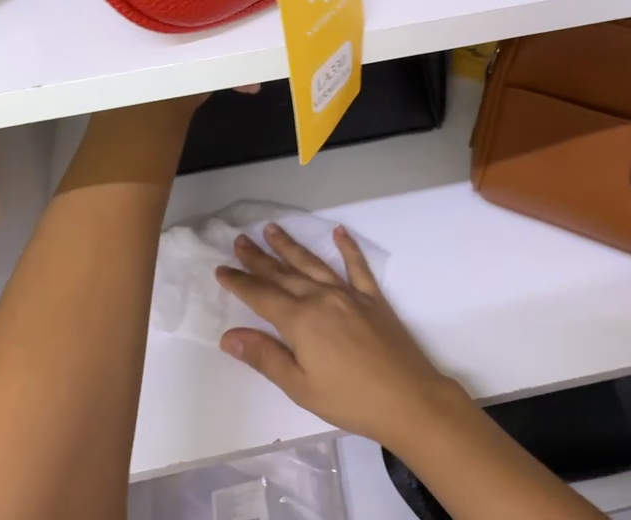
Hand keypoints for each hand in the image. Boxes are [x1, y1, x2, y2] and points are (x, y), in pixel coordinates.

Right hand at [216, 224, 467, 444]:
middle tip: (240, 240)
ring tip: (272, 229)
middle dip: (259, 258)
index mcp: (300, 321)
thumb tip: (229, 336)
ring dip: (291, 246)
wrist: (408, 398)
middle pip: (284, 274)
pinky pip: (357, 266)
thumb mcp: (300, 387)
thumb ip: (265, 357)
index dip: (240, 282)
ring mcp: (349, 294)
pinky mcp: (373, 298)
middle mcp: (321, 298)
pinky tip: (339, 231)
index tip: (222, 268)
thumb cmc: (350, 400)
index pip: (262, 296)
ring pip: (313, 263)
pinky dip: (348, 247)